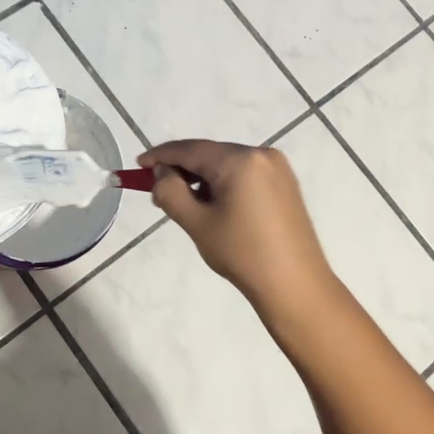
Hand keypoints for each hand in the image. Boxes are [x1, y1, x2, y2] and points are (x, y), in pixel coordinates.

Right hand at [138, 140, 332, 319]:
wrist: (295, 284)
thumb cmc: (242, 253)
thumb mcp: (196, 222)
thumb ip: (170, 191)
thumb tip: (162, 173)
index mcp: (239, 160)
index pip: (190, 149)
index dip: (160, 156)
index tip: (138, 165)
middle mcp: (261, 154)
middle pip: (209, 154)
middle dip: (182, 169)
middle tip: (158, 191)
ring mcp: (277, 168)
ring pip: (226, 164)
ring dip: (202, 177)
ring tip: (184, 203)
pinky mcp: (284, 183)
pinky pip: (244, 173)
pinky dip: (223, 183)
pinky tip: (212, 205)